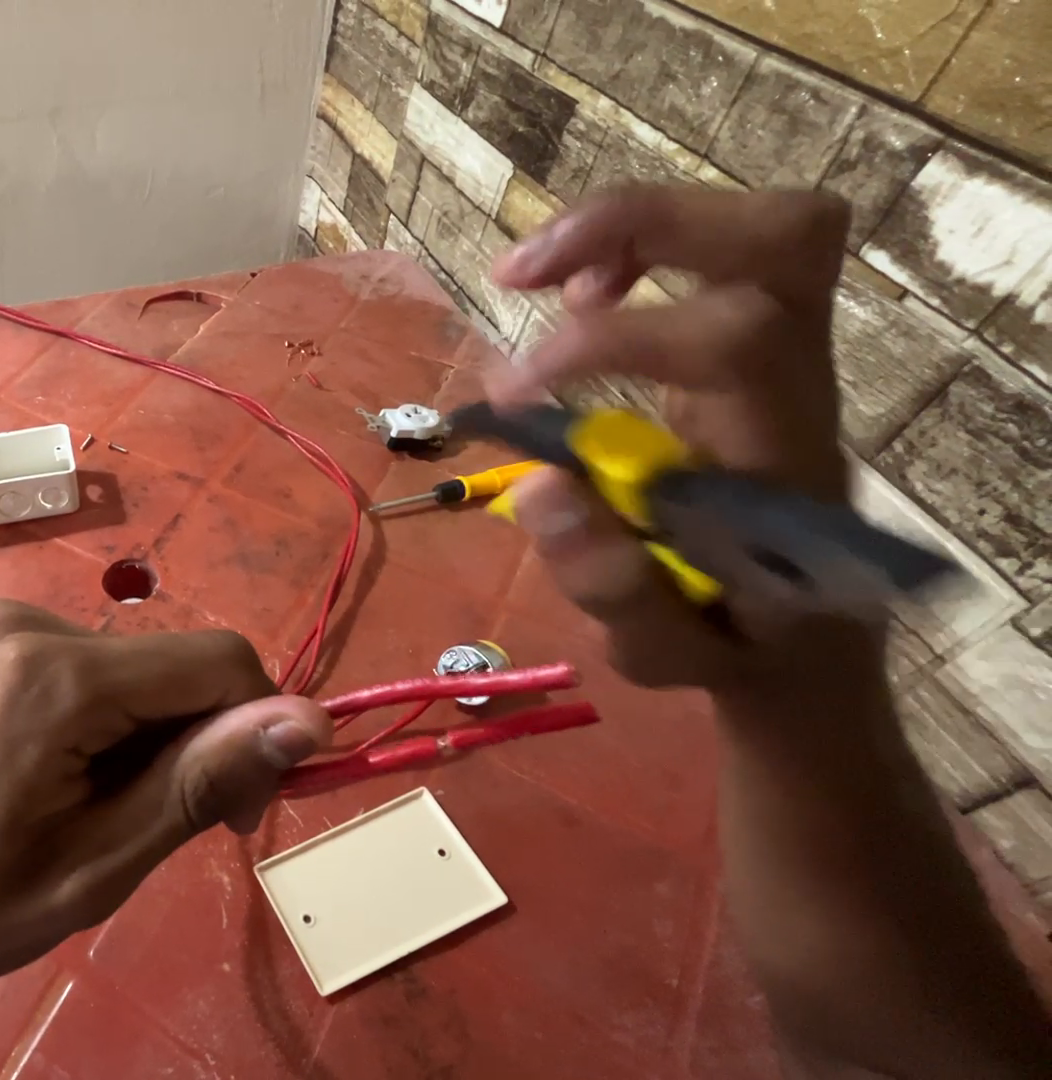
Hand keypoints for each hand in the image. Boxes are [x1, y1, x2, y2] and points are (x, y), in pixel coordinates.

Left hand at [0, 601, 329, 1076]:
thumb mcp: (96, 865)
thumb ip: (200, 781)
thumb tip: (308, 720)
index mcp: (57, 675)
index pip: (220, 661)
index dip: (256, 731)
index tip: (235, 815)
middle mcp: (30, 623)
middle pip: (174, 665)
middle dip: (192, 743)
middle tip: (143, 830)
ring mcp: (2, 624)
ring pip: (136, 670)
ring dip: (145, 738)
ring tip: (87, 810)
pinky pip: (90, 667)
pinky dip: (105, 720)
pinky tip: (57, 776)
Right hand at [487, 185, 869, 694]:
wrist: (804, 637)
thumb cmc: (730, 644)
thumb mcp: (659, 646)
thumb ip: (608, 582)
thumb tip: (536, 485)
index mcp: (780, 458)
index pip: (731, 341)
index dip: (608, 345)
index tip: (506, 397)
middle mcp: (798, 388)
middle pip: (781, 238)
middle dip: (639, 227)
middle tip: (516, 276)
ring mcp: (785, 362)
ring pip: (761, 229)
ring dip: (629, 229)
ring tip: (529, 278)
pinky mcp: (754, 354)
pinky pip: (724, 256)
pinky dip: (635, 250)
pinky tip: (573, 298)